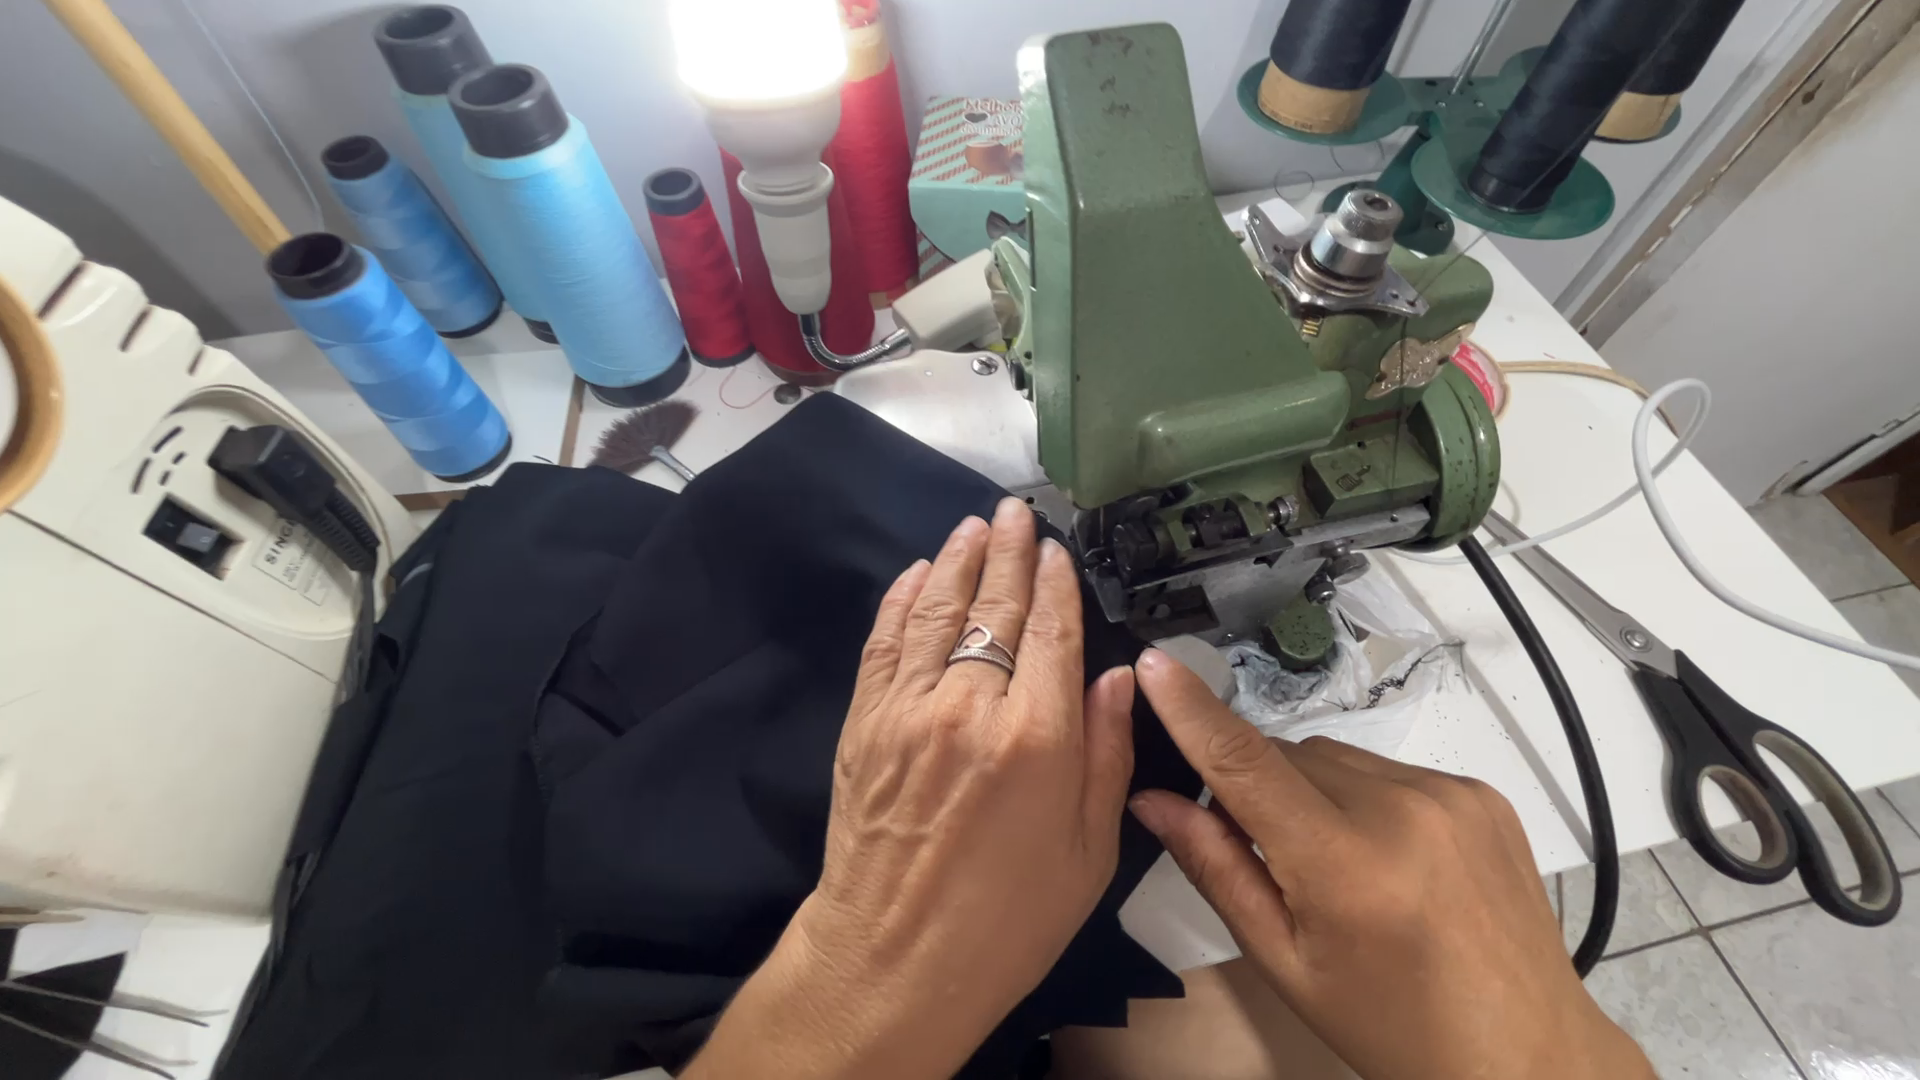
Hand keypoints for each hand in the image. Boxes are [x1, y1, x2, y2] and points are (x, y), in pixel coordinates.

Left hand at [684, 498, 1136, 1079]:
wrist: (892, 958)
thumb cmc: (1007, 919)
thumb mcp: (1088, 854)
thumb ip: (1106, 755)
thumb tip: (1115, 677)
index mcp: (1038, 740)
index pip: (1053, 634)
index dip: (1056, 584)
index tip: (1055, 548)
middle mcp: (972, 708)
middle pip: (996, 609)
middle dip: (1008, 554)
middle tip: (1014, 511)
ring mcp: (909, 709)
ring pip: (937, 612)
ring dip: (956, 562)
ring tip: (972, 526)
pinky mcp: (866, 721)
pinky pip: (884, 643)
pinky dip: (900, 602)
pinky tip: (915, 574)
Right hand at [1127, 649, 1652, 1079]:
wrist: (1533, 1059)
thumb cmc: (1390, 1025)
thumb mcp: (1284, 962)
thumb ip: (1215, 869)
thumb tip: (1150, 798)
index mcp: (1346, 866)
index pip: (1246, 765)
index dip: (1192, 709)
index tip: (1152, 663)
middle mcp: (1401, 810)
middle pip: (1282, 757)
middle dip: (1254, 785)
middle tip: (1263, 849)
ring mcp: (1448, 793)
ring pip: (1328, 756)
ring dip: (1306, 787)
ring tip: (1334, 858)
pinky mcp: (1477, 789)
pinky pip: (1379, 767)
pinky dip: (1358, 793)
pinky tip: (1383, 850)